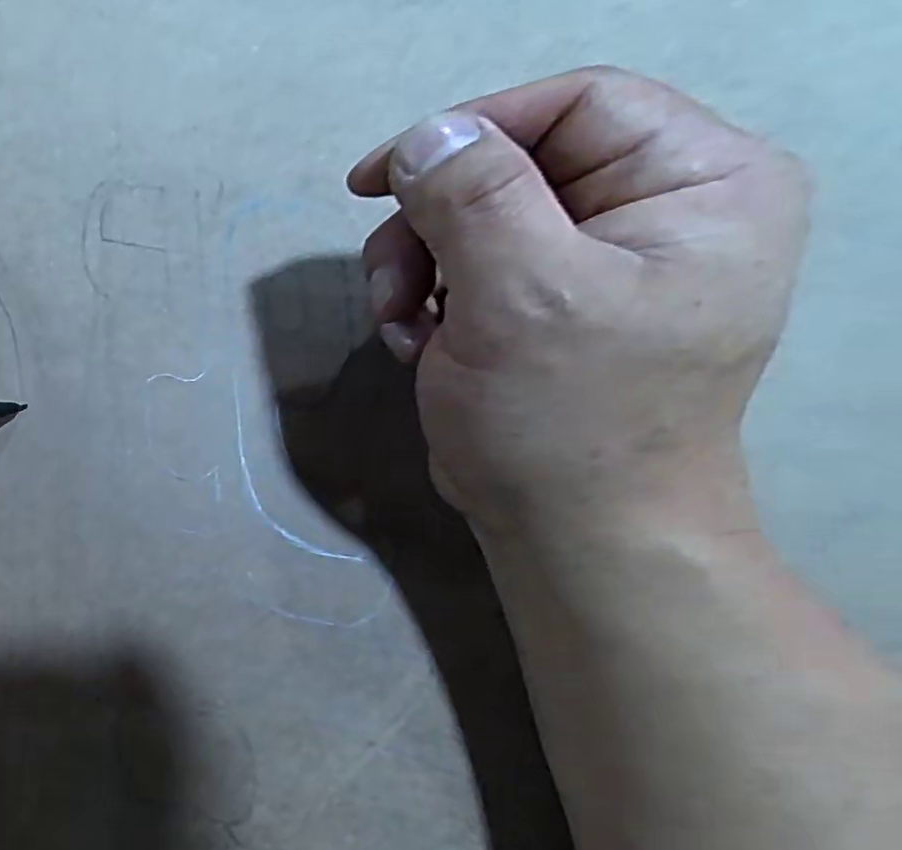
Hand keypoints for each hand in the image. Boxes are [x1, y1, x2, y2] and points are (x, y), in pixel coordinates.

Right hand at [347, 67, 809, 543]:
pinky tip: (417, 346)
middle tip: (387, 287)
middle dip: (429, 226)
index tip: (373, 180)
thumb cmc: (560, 415)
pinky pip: (467, 277)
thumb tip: (424, 137)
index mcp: (693, 185)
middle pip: (510, 171)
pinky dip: (425, 306)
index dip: (465, 132)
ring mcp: (590, 269)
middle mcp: (649, 215)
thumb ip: (473, 202)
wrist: (570, 523)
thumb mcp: (517, 297)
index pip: (572, 108)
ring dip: (416, 271)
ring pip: (474, 227)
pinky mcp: (539, 313)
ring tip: (400, 328)